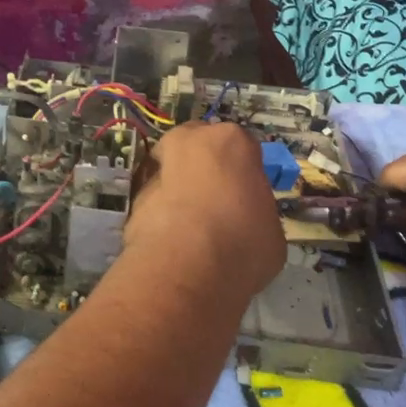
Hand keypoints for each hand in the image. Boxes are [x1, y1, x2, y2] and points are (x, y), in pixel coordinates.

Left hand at [128, 123, 286, 295]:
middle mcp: (191, 141)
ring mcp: (157, 166)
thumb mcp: (271, 233)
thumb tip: (248, 222)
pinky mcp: (134, 196)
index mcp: (232, 141)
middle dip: (206, 170)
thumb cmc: (242, 241)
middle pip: (200, 148)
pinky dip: (162, 215)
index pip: (243, 148)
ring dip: (179, 190)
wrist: (184, 265)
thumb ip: (257, 213)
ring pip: (171, 171)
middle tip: (218, 205)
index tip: (247, 198)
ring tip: (192, 228)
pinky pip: (155, 201)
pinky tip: (172, 242)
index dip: (244, 175)